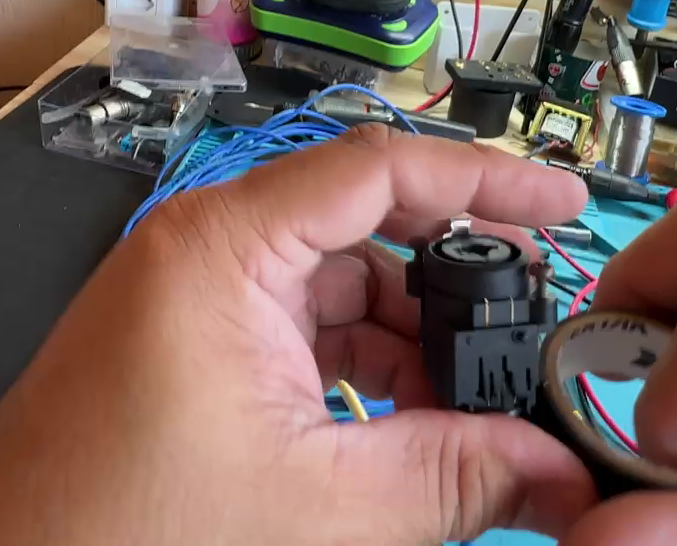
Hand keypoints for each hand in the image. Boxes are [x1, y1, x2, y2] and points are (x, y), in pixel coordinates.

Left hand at [0, 127, 598, 543]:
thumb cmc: (120, 532)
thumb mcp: (312, 508)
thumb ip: (448, 478)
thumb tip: (556, 472)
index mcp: (227, 243)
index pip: (377, 168)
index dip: (480, 176)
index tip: (556, 197)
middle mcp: (211, 239)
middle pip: (363, 214)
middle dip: (454, 261)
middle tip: (533, 307)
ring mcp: (203, 280)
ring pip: (338, 271)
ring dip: (411, 323)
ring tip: (479, 385)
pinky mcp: (200, 323)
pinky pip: (304, 313)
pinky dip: (362, 351)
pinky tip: (410, 407)